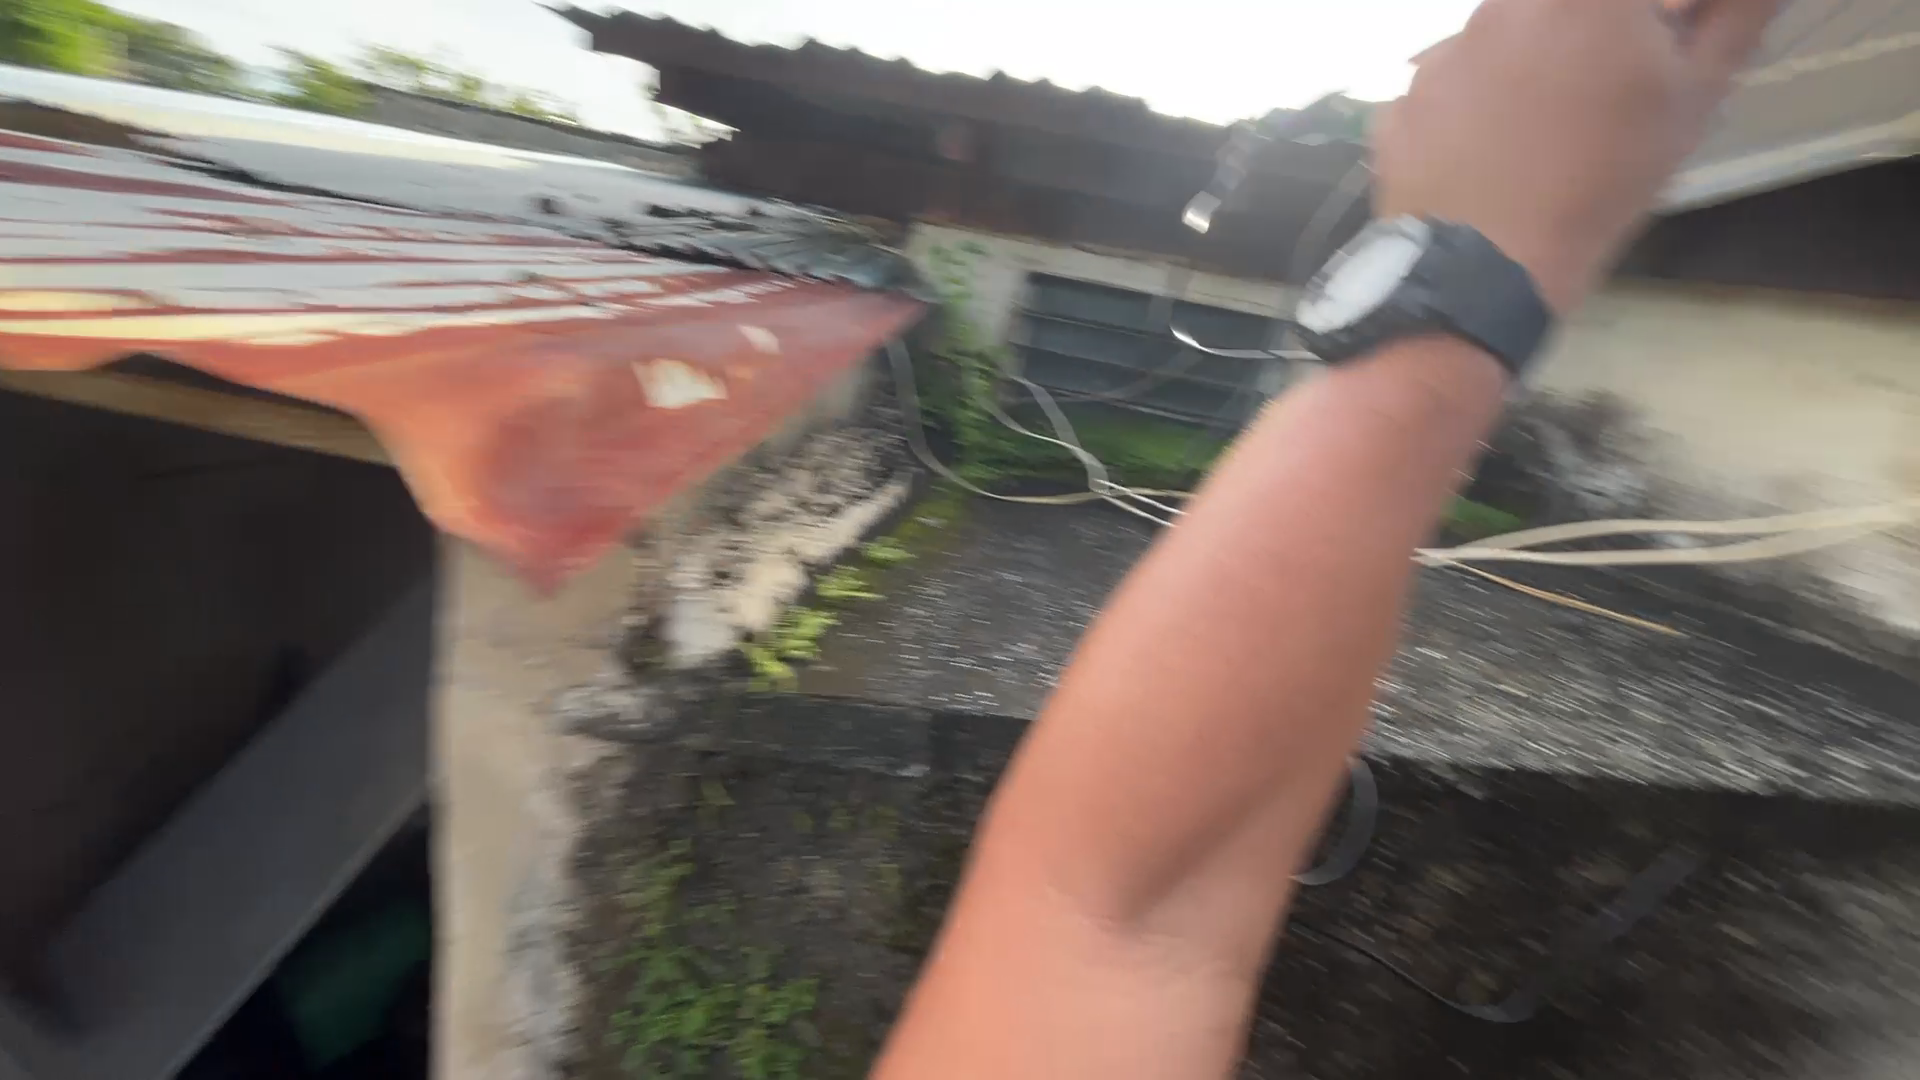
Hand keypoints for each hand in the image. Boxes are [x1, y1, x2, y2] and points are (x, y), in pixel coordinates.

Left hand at [1371, 0, 1782, 311]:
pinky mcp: (1390, 115)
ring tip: (1519, 136)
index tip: (1640, 43)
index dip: (1627, 24)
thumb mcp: (1695, 94)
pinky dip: (1454, 115)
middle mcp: (1495, 11)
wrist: (1482, 271)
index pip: (1608, 3)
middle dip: (1569, 36)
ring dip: (1507, 71)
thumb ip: (1732, 12)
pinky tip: (1471, 158)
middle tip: (1578, 92)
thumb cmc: (1599, 183)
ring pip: (1484, 48)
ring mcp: (1432, 66)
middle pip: (1540, 9)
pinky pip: (1434, 97)